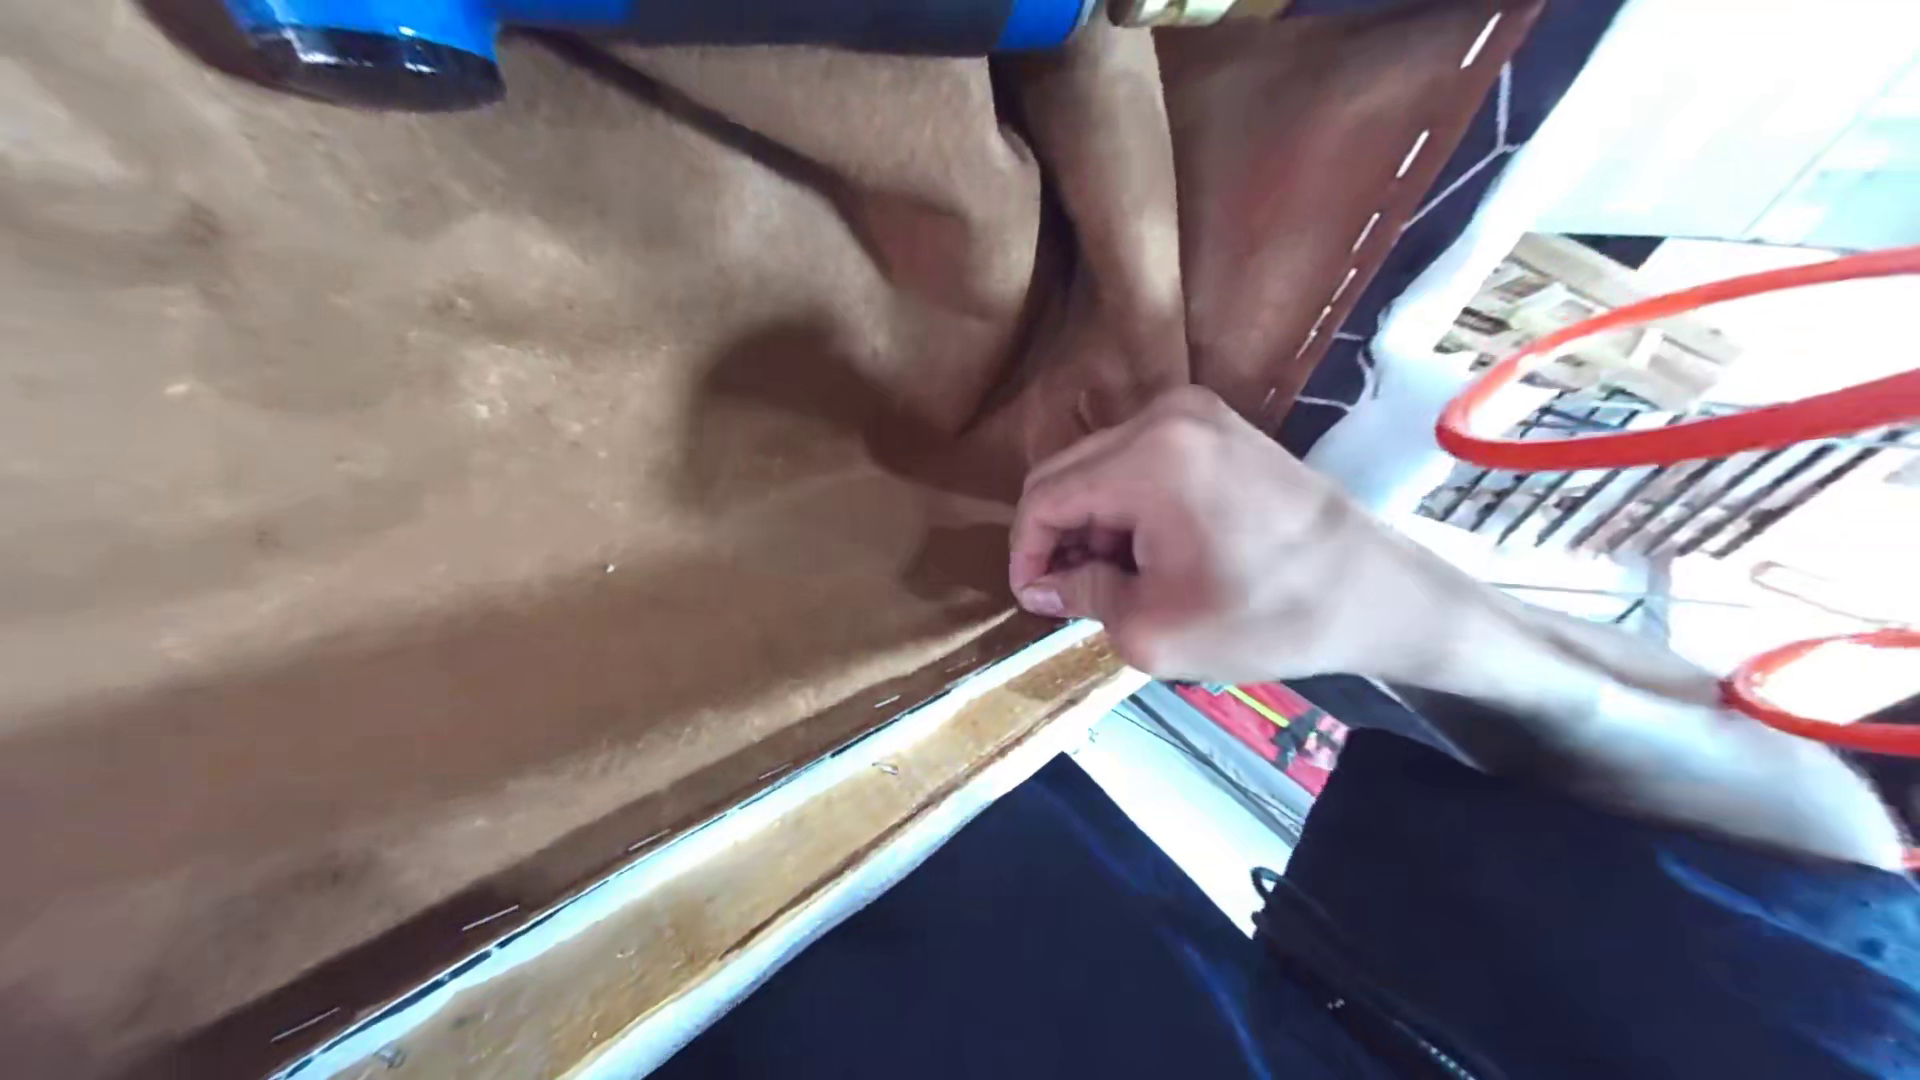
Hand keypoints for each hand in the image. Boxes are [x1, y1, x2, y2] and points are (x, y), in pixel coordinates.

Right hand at [1007, 386, 1483, 683]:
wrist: (1378, 592)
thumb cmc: (1268, 617)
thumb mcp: (1152, 629)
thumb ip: (1080, 596)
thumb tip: (1039, 585)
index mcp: (1147, 457)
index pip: (1044, 497)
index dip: (1026, 551)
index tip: (1034, 599)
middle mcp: (1164, 415)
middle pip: (1067, 474)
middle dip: (1057, 538)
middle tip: (1071, 593)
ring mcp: (1194, 413)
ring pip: (1098, 467)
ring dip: (1091, 524)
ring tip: (1115, 578)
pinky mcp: (1214, 425)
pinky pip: (1136, 461)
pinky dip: (1124, 506)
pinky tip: (1146, 549)